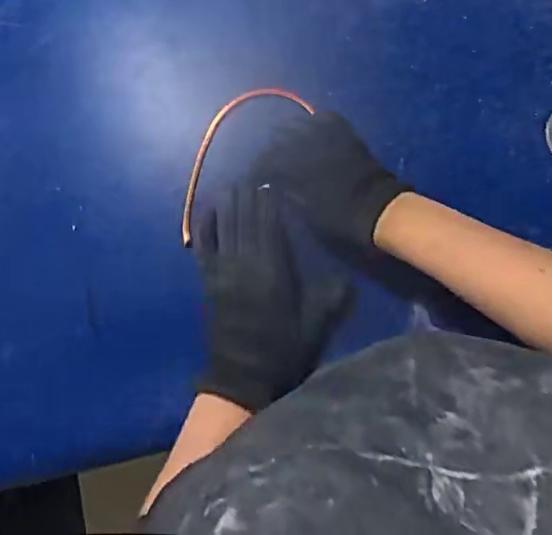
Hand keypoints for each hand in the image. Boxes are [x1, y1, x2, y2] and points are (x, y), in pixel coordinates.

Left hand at [194, 184, 347, 411]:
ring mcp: (221, 268)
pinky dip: (205, 223)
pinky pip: (203, 243)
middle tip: (249, 177)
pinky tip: (207, 209)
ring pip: (223, 225)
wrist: (243, 374)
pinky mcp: (206, 277)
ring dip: (226, 204)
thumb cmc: (284, 351)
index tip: (269, 184)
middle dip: (246, 197)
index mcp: (273, 271)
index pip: (269, 227)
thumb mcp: (315, 328)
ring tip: (231, 185)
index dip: (267, 204)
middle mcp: (244, 262)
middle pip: (243, 219)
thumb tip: (347, 275)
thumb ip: (331, 299)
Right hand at [251, 111, 408, 251]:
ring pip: (300, 124)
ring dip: (289, 130)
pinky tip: (314, 126)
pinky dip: (318, 120)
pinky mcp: (346, 137)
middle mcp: (309, 147)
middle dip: (272, 148)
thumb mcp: (309, 212)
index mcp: (297, 167)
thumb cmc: (343, 216)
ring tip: (286, 138)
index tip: (255, 175)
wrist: (383, 212)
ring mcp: (329, 139)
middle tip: (270, 158)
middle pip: (280, 138)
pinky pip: (328, 118)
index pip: (268, 159)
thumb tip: (273, 183)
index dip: (259, 166)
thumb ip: (288, 194)